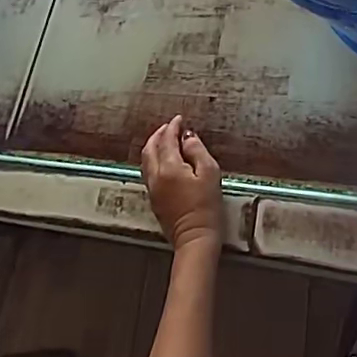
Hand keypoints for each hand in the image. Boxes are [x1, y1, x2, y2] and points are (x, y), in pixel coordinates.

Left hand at [140, 115, 223, 251]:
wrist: (195, 237)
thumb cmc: (206, 206)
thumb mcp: (210, 173)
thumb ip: (198, 151)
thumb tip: (188, 138)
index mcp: (169, 168)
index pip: (167, 140)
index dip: (173, 127)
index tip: (180, 119)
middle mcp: (156, 177)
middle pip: (150, 149)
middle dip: (159, 135)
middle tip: (171, 127)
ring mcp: (153, 189)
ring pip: (146, 160)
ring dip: (154, 146)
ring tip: (166, 139)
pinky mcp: (154, 199)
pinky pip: (149, 172)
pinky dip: (154, 159)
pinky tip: (164, 159)